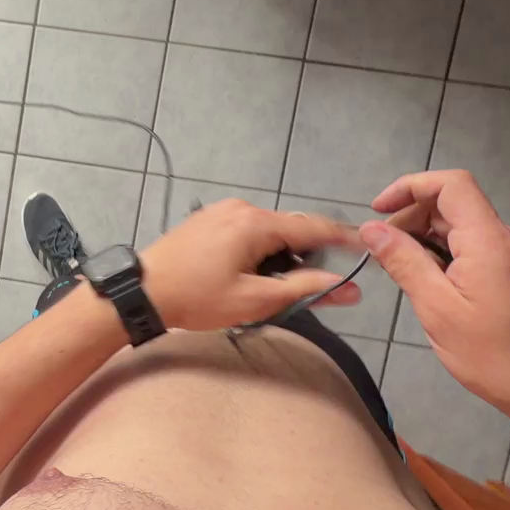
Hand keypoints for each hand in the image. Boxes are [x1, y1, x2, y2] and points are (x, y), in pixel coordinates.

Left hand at [137, 199, 361, 331]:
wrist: (141, 291)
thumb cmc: (196, 298)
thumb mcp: (254, 300)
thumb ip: (303, 289)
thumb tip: (347, 287)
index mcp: (254, 223)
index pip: (313, 227)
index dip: (344, 240)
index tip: (368, 251)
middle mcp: (240, 208)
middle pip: (290, 228)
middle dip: (306, 256)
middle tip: (314, 288)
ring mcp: (220, 211)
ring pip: (268, 231)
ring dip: (280, 256)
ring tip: (274, 288)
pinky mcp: (206, 220)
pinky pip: (246, 231)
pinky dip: (259, 250)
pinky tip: (251, 275)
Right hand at [359, 171, 509, 452]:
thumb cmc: (498, 357)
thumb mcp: (438, 310)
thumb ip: (404, 263)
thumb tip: (371, 228)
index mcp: (491, 243)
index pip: (451, 185)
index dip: (409, 186)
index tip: (377, 211)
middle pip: (455, 206)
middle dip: (411, 218)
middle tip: (382, 252)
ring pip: (466, 230)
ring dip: (428, 240)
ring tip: (405, 274)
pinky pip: (481, 250)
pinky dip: (449, 256)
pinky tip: (436, 287)